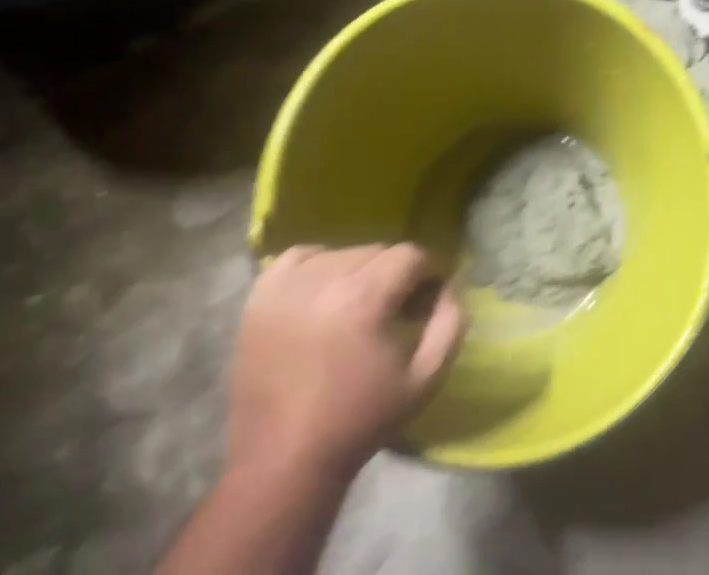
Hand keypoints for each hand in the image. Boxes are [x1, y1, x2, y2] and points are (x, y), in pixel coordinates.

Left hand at [225, 244, 466, 481]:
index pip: (409, 255)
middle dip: (398, 272)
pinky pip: (297, 258)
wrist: (284, 458)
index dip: (431, 270)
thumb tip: (450, 287)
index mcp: (363, 298)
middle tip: (403, 307)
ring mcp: (284, 288)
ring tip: (363, 304)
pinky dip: (318, 265)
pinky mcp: (258, 300)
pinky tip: (326, 292)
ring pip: (339, 252)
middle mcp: (321, 280)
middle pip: (376, 250)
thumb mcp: (426, 377)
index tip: (435, 295)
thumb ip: (450, 323)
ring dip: (360, 270)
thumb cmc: (360, 420)